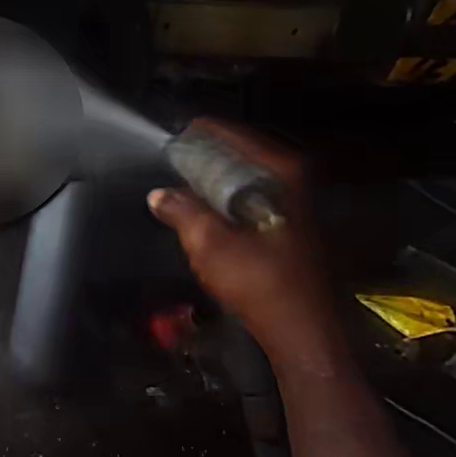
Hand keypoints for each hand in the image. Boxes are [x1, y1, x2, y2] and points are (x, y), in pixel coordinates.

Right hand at [147, 120, 343, 367]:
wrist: (297, 325)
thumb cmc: (257, 279)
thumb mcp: (208, 243)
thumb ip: (181, 211)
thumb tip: (158, 194)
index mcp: (280, 174)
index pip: (235, 135)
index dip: (201, 132)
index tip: (173, 131)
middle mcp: (292, 181)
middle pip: (241, 153)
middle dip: (204, 155)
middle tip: (170, 156)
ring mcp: (292, 203)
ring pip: (244, 176)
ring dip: (211, 178)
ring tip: (178, 180)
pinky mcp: (285, 224)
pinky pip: (246, 195)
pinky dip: (222, 196)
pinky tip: (200, 208)